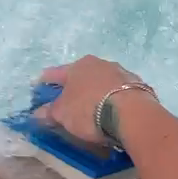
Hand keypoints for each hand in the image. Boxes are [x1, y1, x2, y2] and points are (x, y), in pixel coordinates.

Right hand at [37, 56, 154, 144]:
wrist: (132, 114)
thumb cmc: (89, 110)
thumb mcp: (63, 114)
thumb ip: (49, 112)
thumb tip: (37, 113)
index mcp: (78, 66)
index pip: (55, 73)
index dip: (45, 81)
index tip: (39, 87)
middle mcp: (101, 63)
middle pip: (81, 74)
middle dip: (74, 86)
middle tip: (67, 99)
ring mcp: (122, 73)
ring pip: (103, 81)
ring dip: (96, 90)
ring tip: (92, 105)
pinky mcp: (139, 86)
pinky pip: (119, 91)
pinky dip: (113, 98)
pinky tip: (112, 109)